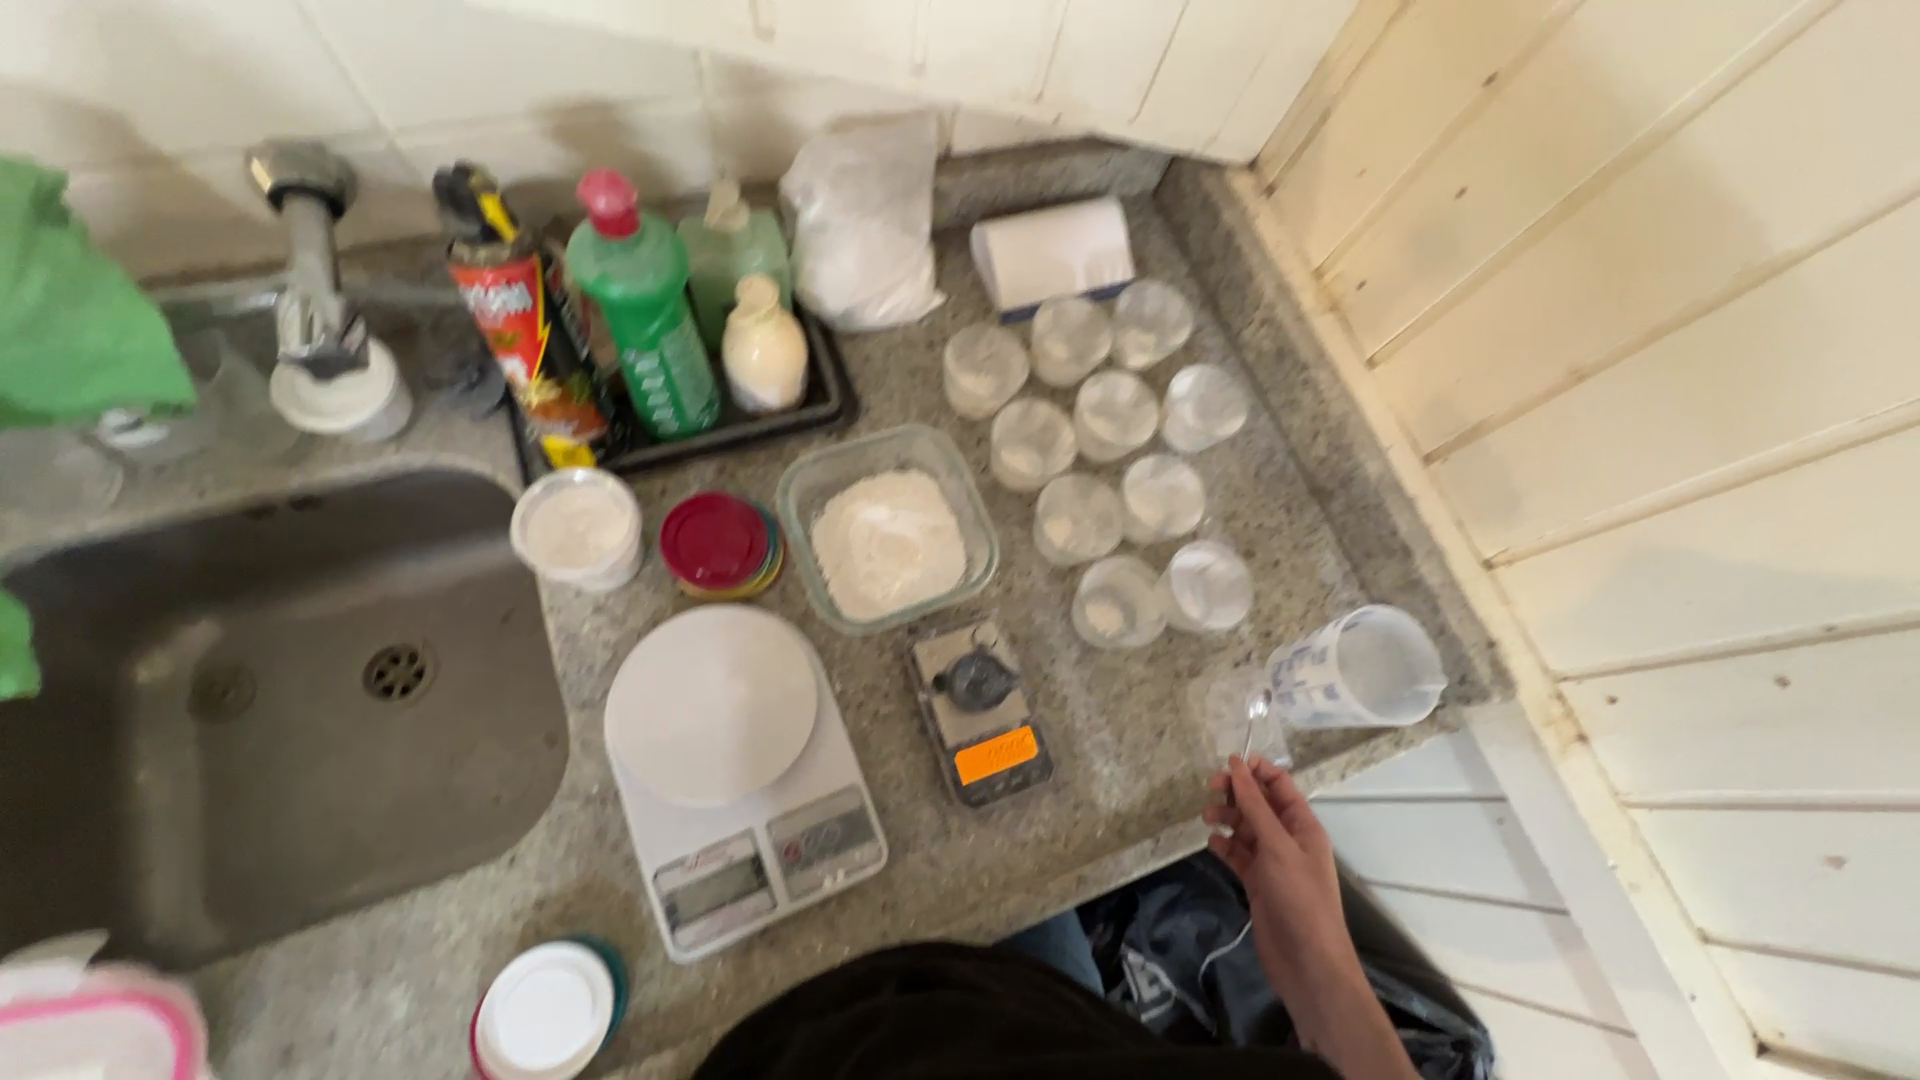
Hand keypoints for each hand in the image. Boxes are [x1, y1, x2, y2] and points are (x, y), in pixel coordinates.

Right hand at [1203, 757, 1417, 1079]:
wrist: (1308, 963)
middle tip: (1209, 789)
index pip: (1280, 785)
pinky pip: (1238, 855)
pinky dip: (1224, 846)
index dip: (1255, 771)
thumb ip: (1254, 805)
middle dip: (1236, 793)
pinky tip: (1212, 844)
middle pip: (1259, 804)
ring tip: (1207, 818)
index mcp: (1303, 826)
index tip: (1227, 763)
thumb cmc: (1300, 899)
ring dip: (1227, 819)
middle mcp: (1288, 840)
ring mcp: (1273, 862)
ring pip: (1245, 828)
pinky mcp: (1258, 882)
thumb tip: (1236, 765)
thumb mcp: (1276, 846)